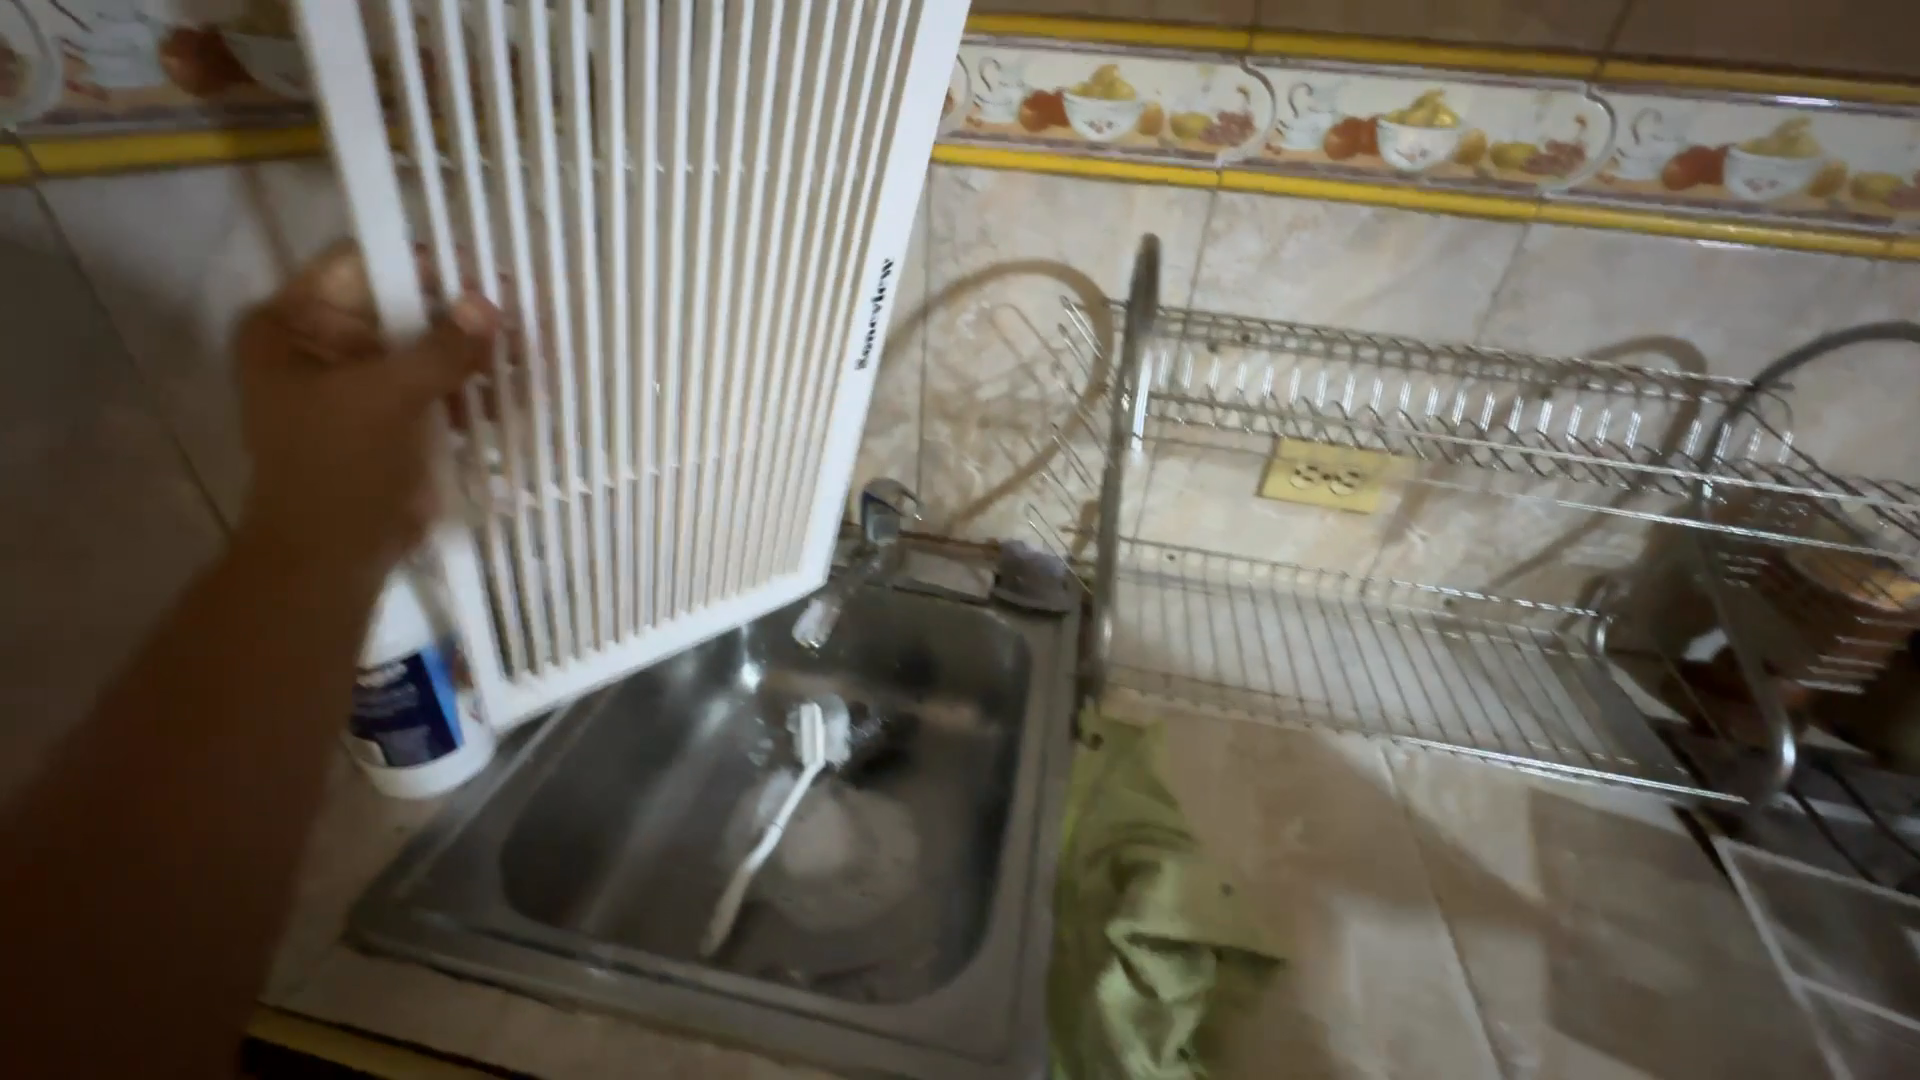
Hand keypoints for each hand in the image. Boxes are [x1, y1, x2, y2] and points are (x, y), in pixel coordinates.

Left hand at [234, 242, 500, 569]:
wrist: (338, 551)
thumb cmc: (341, 468)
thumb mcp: (387, 400)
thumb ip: (440, 350)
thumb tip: (490, 304)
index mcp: (295, 324)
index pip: (360, 265)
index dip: (420, 263)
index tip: (482, 272)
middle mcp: (327, 342)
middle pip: (402, 304)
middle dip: (461, 311)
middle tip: (520, 311)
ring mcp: (366, 379)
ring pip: (430, 345)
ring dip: (477, 349)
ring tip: (529, 351)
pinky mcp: (399, 413)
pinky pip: (443, 382)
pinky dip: (477, 383)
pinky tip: (517, 387)